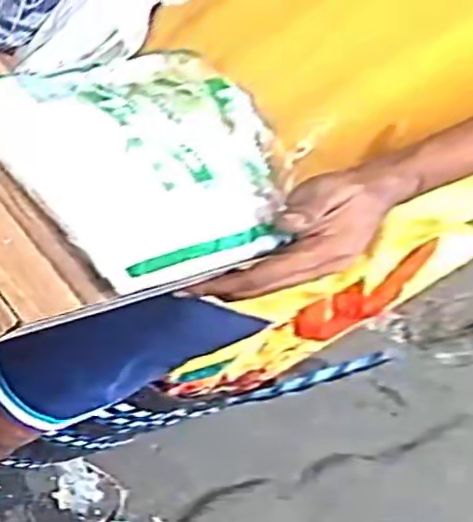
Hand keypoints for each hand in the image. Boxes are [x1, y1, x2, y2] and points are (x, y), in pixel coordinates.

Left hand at [198, 165, 412, 300]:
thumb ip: (304, 209)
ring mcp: (312, 272)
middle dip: (217, 291)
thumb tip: (281, 223)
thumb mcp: (329, 191)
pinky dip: (241, 282)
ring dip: (226, 289)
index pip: (260, 278)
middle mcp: (316, 270)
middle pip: (255, 290)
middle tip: (182, 288)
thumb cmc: (352, 188)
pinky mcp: (306, 268)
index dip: (223, 284)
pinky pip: (266, 282)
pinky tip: (220, 277)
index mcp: (322, 254)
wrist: (382, 186)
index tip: (191, 286)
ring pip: (258, 290)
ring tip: (193, 285)